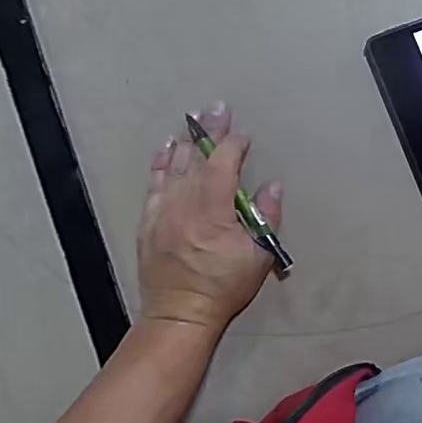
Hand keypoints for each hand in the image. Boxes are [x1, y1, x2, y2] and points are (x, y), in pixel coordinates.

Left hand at [136, 102, 282, 333]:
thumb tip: (272, 186)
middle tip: (218, 108)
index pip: (223, 166)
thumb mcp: (259, 256)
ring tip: (194, 120)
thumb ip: (267, 217)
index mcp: (213, 213)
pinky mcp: (148, 221)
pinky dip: (161, 163)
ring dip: (186, 141)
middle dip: (210, 132)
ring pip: (174, 167)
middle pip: (198, 159)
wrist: (179, 314)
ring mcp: (162, 212)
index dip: (234, 146)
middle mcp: (184, 206)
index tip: (244, 135)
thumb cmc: (224, 287)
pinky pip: (154, 183)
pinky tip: (167, 148)